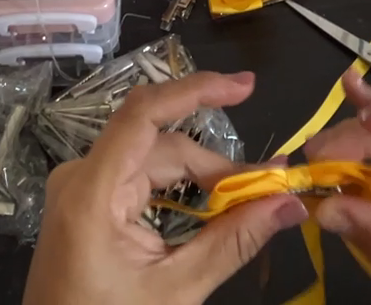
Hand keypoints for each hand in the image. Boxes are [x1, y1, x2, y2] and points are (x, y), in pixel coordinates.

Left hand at [25, 71, 308, 304]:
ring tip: (247, 198)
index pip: (144, 114)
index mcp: (91, 192)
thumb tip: (290, 204)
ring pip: (153, 159)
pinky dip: (178, 187)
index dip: (196, 90)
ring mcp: (81, 186)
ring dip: (201, 176)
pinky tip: (211, 202)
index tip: (245, 86)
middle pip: (159, 144)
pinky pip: (140, 176)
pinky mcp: (88, 200)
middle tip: (270, 184)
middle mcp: (81, 175)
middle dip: (215, 164)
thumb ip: (233, 242)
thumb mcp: (175, 293)